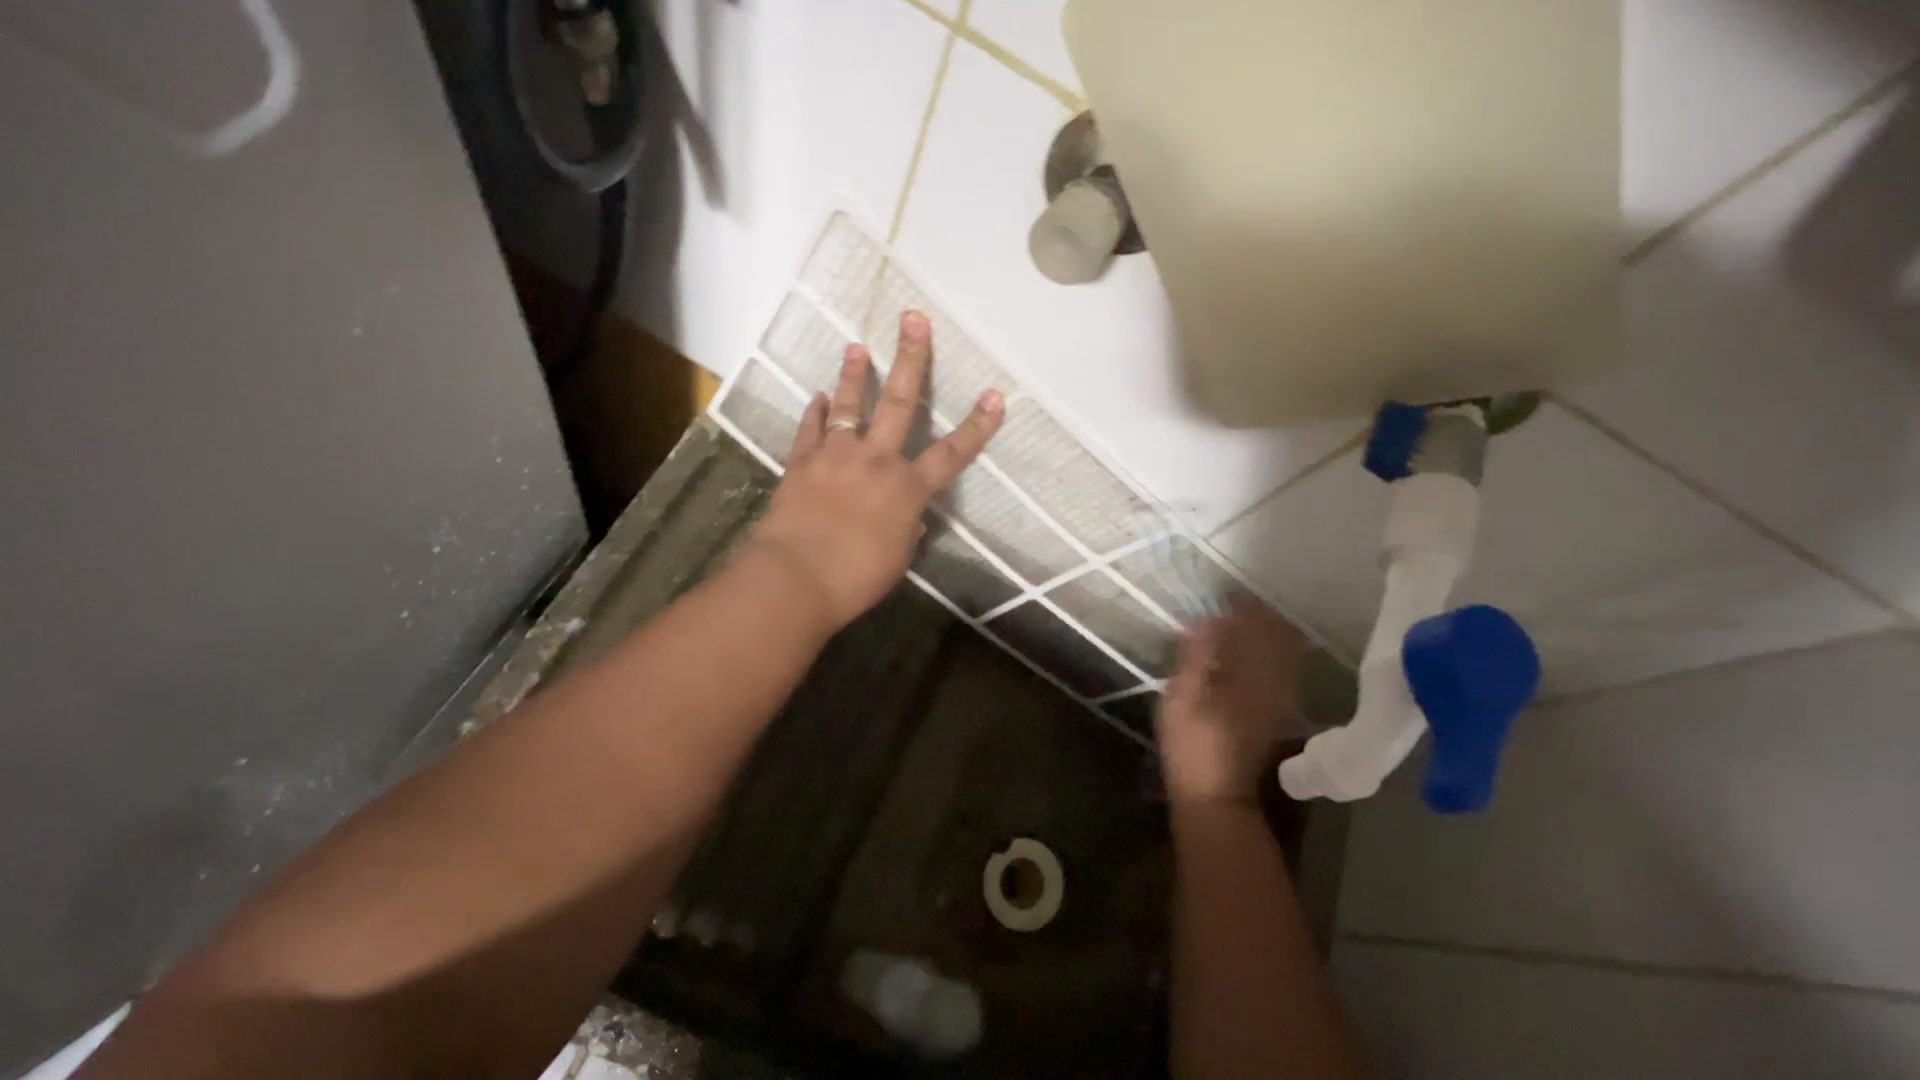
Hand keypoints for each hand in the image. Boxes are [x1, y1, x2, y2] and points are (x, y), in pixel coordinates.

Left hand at [746, 311, 1004, 630]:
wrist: (796, 577)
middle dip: (912, 359)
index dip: (977, 426)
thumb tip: (907, 520)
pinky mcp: (801, 463)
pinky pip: (810, 430)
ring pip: (849, 406)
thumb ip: (905, 531)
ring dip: (856, 375)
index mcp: (907, 489)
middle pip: (900, 403)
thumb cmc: (855, 578)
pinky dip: (816, 412)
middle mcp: (875, 461)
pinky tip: (818, 396)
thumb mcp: (896, 559)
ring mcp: (836, 456)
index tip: (997, 395)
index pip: (952, 453)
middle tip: (914, 319)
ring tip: (858, 346)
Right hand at [1159, 593, 1307, 802]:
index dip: (1243, 607)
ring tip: (1251, 620)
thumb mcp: (1181, 699)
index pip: (1253, 628)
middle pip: (1277, 638)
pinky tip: (1261, 652)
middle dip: (1262, 616)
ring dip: (1271, 633)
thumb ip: (1195, 657)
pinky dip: (1275, 653)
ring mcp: (1278, 699)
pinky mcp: (1276, 713)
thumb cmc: (1192, 745)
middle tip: (1240, 601)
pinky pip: (1285, 671)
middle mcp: (1272, 682)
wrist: (1216, 796)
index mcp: (1249, 675)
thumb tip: (1204, 620)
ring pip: (1285, 655)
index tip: (1228, 592)